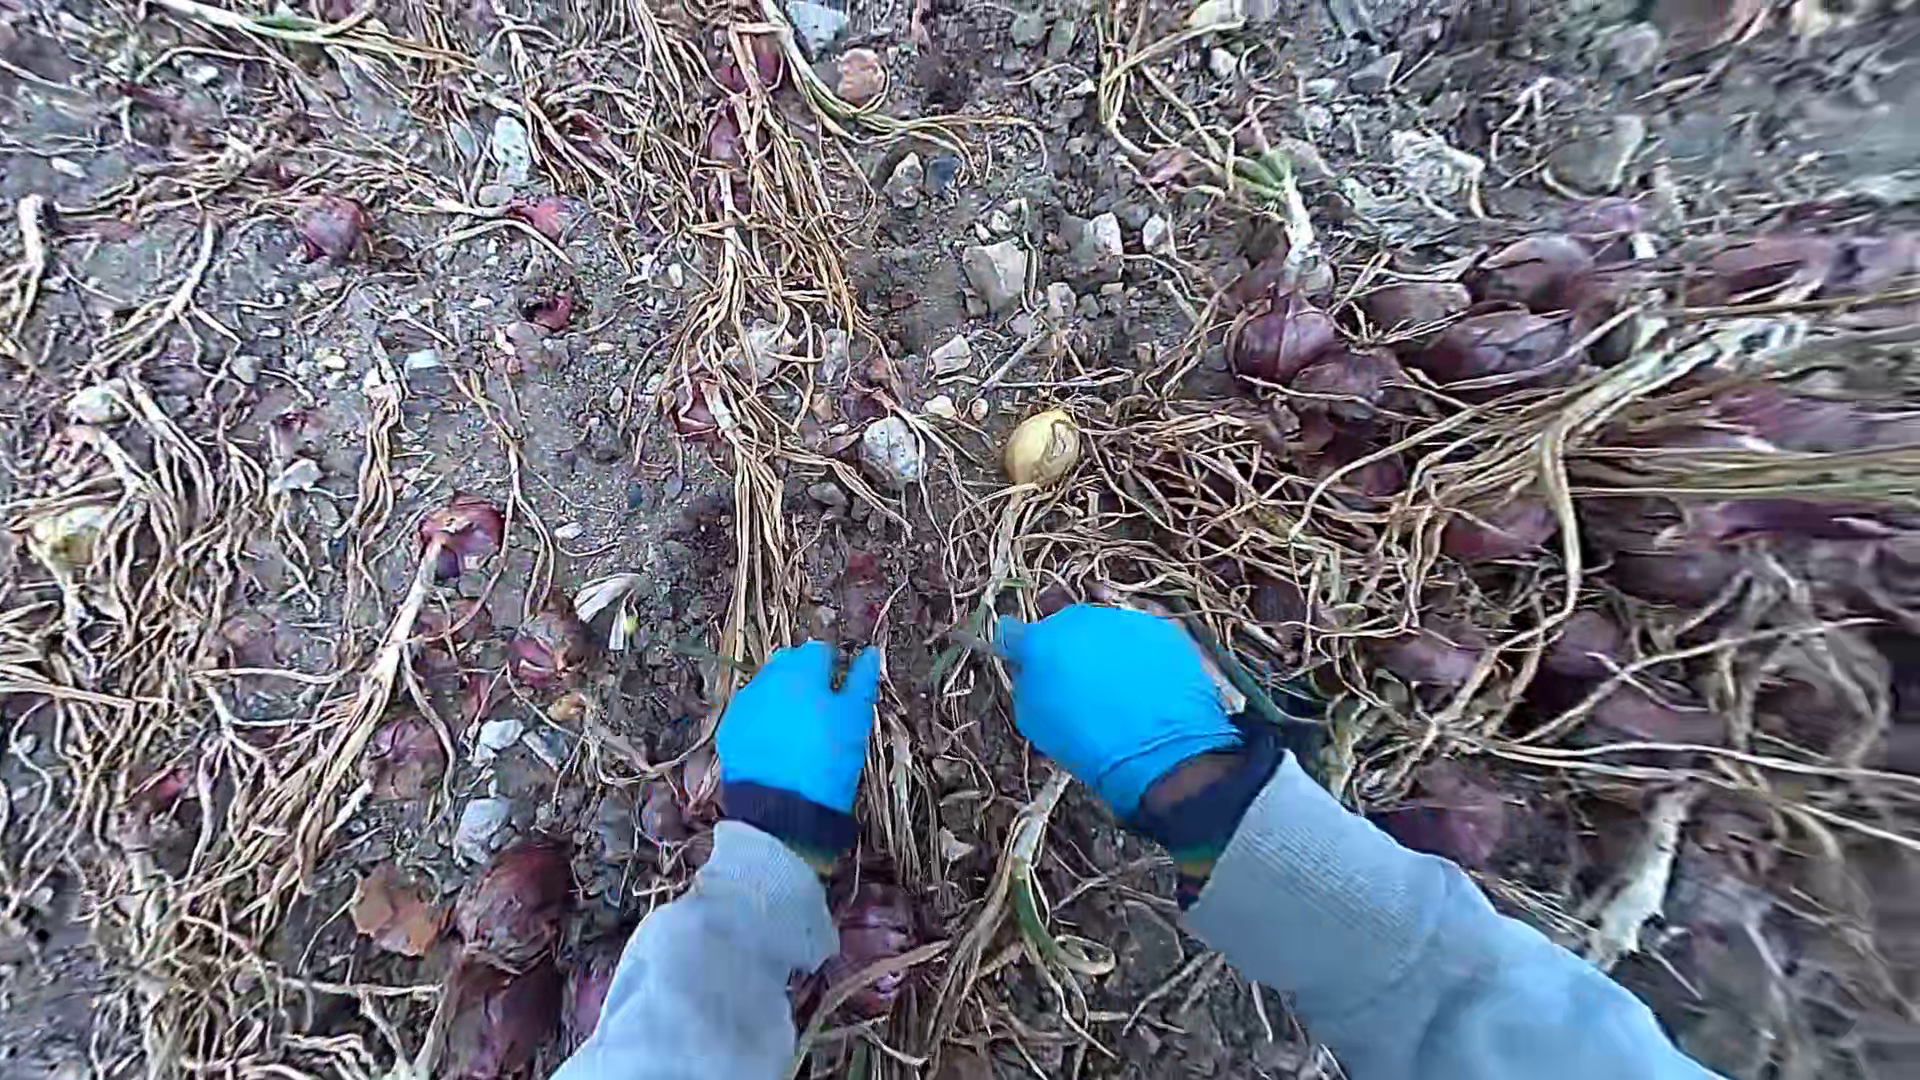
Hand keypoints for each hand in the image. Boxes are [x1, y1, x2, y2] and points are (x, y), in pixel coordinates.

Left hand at [718, 640, 881, 812]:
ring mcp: (743, 705)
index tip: (839, 688)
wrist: (782, 813)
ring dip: (782, 697)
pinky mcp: (729, 732)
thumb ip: (863, 680)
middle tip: (821, 707)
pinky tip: (778, 743)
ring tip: (799, 728)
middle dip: (804, 677)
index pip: (818, 650)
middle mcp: (766, 680)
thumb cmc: (828, 760)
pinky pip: (750, 713)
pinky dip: (763, 720)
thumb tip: (871, 653)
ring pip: (768, 687)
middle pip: (789, 663)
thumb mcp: (855, 719)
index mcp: (800, 671)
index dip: (833, 666)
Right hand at [996, 605, 1238, 817]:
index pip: (1011, 632)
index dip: (1013, 646)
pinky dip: (1135, 652)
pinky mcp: (1159, 628)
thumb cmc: (1090, 743)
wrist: (1162, 752)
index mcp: (1042, 641)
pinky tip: (1142, 682)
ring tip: (1115, 683)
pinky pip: (1136, 635)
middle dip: (1063, 646)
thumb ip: (1025, 684)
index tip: (1020, 656)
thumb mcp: (1035, 722)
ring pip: (1100, 628)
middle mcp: (1079, 619)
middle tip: (1074, 678)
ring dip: (1100, 647)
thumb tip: (1027, 669)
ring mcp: (1121, 620)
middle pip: (1060, 625)